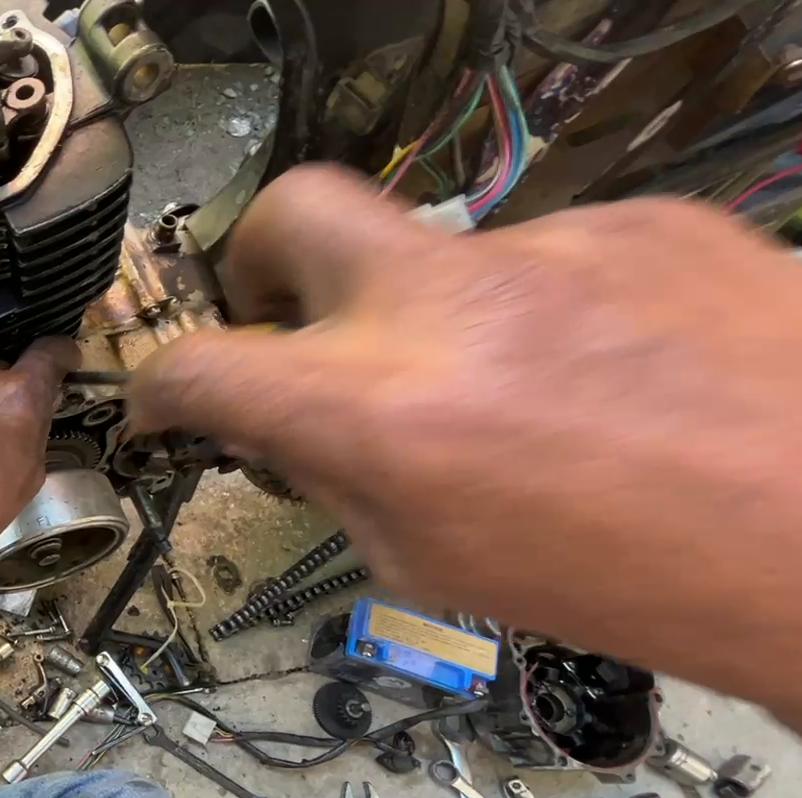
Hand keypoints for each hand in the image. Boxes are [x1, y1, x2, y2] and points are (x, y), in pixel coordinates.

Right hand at [125, 165, 801, 719]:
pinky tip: (577, 373)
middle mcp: (445, 305)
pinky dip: (514, 313)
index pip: (200, 365)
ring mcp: (549, 246)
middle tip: (280, 322)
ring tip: (488, 393)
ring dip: (414, 318)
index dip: (157, 385)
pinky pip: (525, 259)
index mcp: (376, 411)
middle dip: (257, 263)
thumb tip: (272, 424)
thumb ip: (324, 472)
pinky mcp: (645, 222)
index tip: (163, 402)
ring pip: (421, 255)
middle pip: (291, 211)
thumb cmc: (619, 583)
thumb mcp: (417, 556)